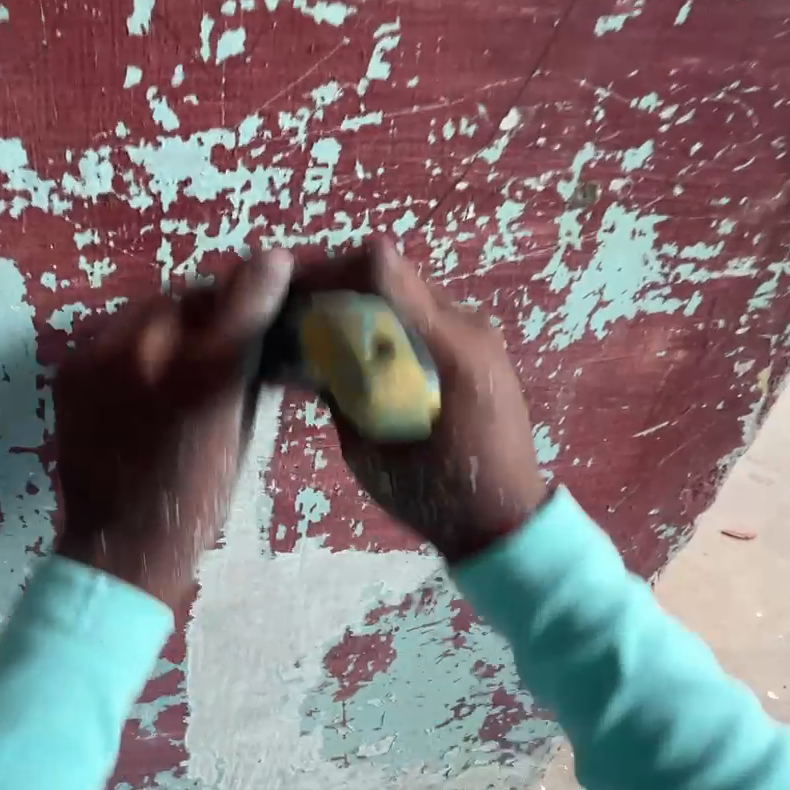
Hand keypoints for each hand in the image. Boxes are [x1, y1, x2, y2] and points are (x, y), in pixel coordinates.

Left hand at [53, 250, 293, 606]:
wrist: (119, 542)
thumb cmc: (195, 499)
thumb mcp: (239, 435)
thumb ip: (246, 369)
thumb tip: (261, 322)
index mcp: (202, 380)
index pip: (240, 303)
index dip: (261, 279)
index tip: (275, 264)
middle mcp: (147, 357)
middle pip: (187, 298)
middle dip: (210, 305)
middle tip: (222, 323)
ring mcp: (99, 359)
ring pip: (148, 309)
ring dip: (171, 320)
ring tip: (179, 348)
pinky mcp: (70, 368)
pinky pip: (113, 332)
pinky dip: (135, 341)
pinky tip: (144, 368)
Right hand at [298, 238, 547, 563]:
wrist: (503, 518)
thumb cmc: (432, 494)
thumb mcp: (369, 448)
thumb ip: (342, 388)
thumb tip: (303, 348)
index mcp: (445, 346)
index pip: (379, 270)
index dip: (325, 273)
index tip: (286, 296)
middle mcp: (465, 324)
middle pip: (388, 271)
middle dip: (333, 285)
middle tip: (290, 315)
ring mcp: (474, 331)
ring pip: (401, 289)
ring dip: (355, 301)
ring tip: (315, 330)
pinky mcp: (472, 345)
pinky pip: (417, 313)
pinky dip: (379, 319)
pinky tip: (351, 346)